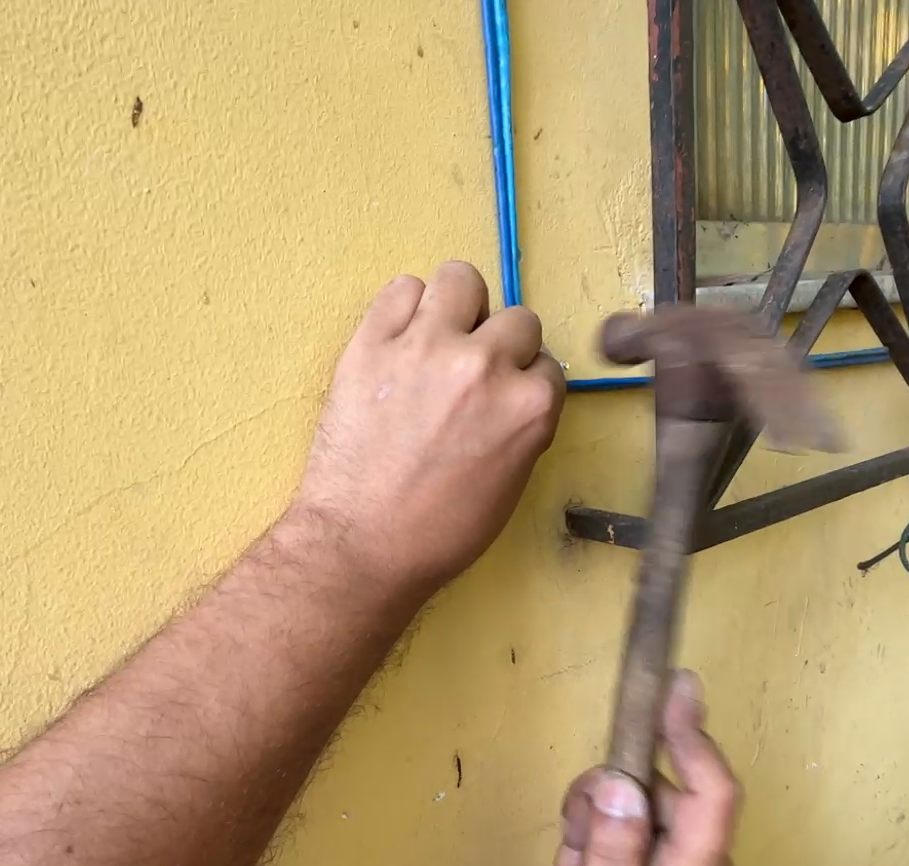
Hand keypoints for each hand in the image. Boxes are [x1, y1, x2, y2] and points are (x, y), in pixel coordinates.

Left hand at [292, 261, 565, 595]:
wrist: (361, 543)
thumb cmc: (441, 531)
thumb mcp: (511, 483)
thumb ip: (522, 425)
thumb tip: (514, 389)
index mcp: (530, 407)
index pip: (547, 365)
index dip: (523, 383)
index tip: (499, 401)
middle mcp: (486, 365)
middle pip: (517, 319)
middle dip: (499, 347)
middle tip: (467, 378)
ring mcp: (425, 347)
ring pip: (461, 280)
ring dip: (457, 308)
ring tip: (435, 344)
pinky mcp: (371, 342)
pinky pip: (401, 288)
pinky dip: (405, 309)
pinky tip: (398, 342)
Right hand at [549, 672, 764, 865]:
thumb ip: (612, 856)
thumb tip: (617, 783)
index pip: (709, 788)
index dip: (691, 733)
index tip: (676, 684)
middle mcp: (695, 856)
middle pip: (643, 792)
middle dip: (592, 820)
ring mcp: (681, 865)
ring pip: (622, 817)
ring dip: (586, 855)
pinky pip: (623, 844)